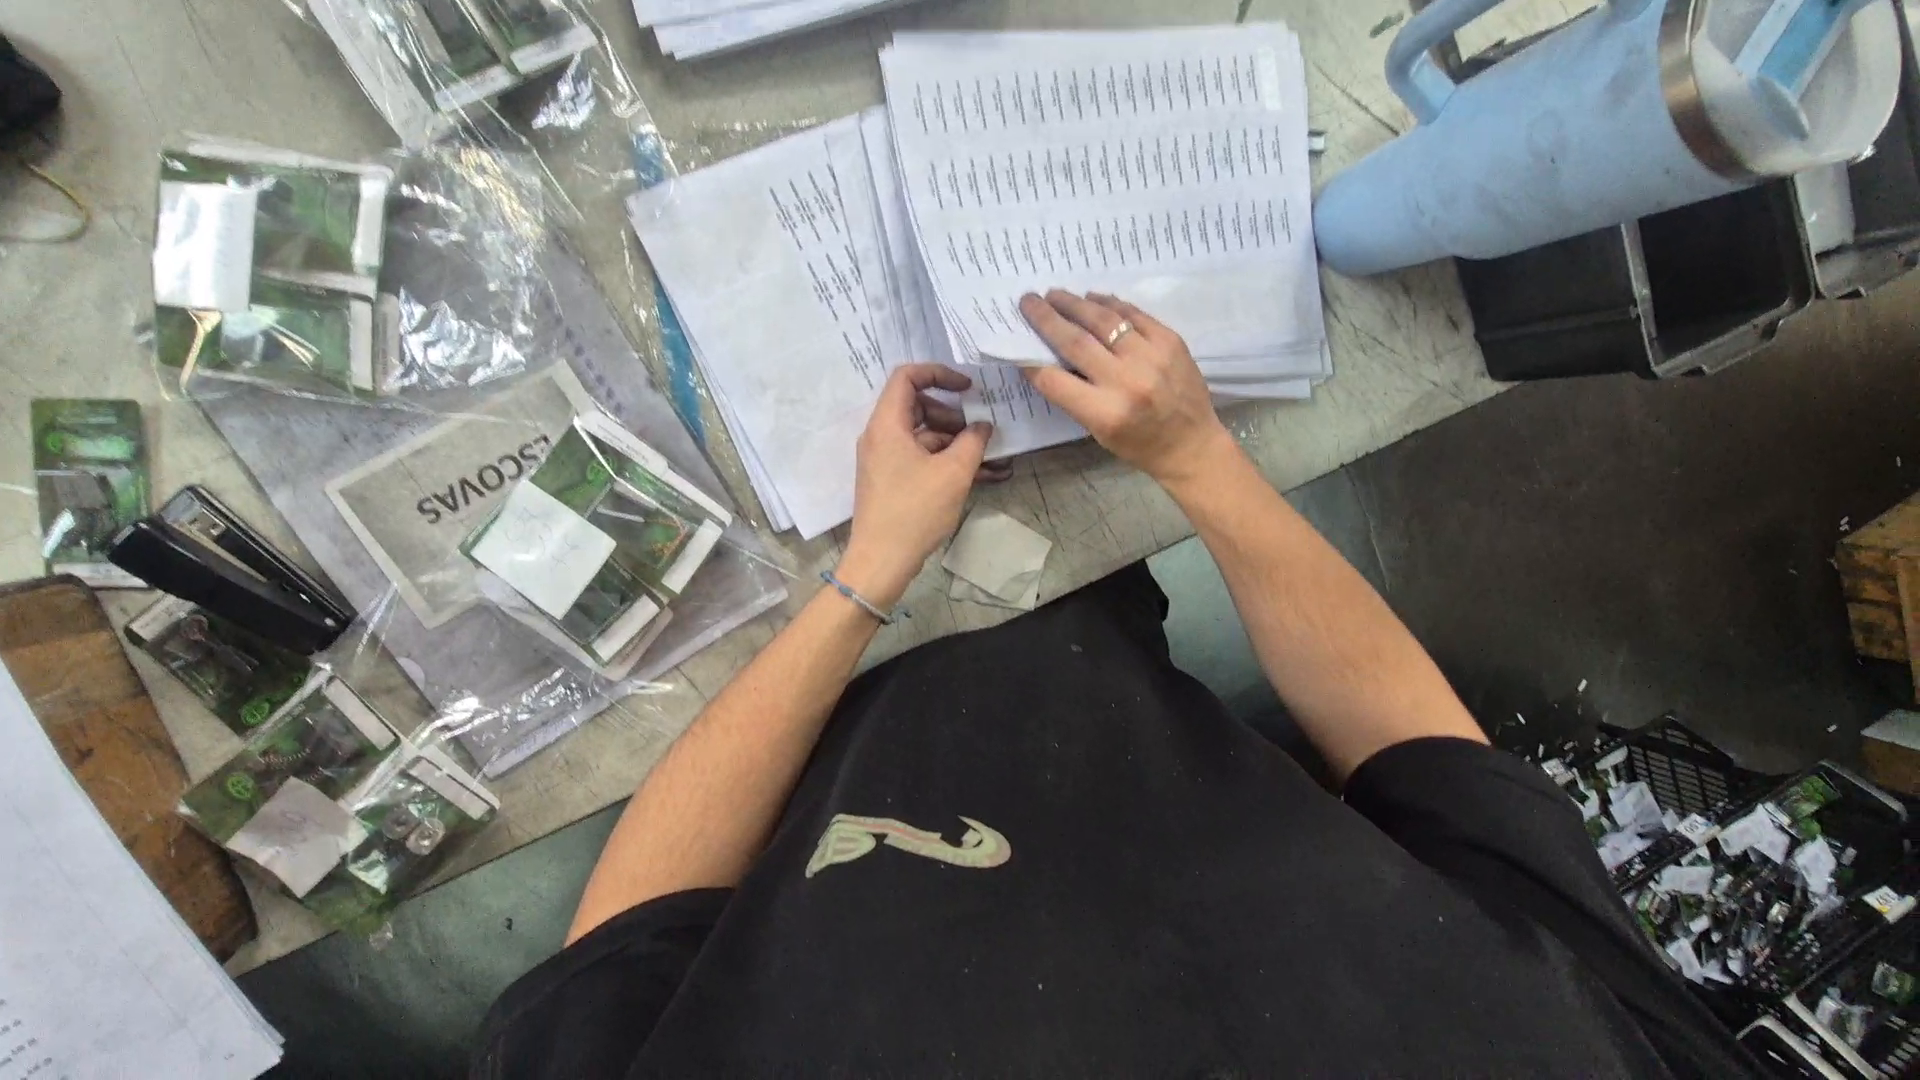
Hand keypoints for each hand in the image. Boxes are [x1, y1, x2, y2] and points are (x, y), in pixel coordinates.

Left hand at [840, 364, 1006, 607]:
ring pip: (922, 436)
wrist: (881, 561)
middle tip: (977, 432)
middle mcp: (880, 436)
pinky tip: (981, 476)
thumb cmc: (915, 511)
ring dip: (955, 443)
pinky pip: (920, 459)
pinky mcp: (890, 481)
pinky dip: (946, 462)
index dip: (938, 373)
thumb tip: (983, 426)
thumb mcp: (953, 473)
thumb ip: (973, 441)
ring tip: (990, 460)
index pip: (907, 377)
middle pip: (917, 406)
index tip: (967, 388)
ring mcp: (884, 460)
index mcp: (887, 424)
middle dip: (952, 414)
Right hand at [1019, 290, 1234, 485]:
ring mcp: (1151, 358)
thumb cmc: (1138, 444)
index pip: (1055, 380)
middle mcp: (1126, 382)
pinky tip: (1093, 298)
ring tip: (1056, 295)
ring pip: (1104, 320)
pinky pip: (1134, 315)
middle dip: (1047, 318)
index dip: (1031, 361)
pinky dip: (1110, 303)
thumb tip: (1048, 357)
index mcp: (1105, 413)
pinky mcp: (1170, 341)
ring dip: (1075, 304)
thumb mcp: (1098, 431)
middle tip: (1029, 301)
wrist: (1191, 444)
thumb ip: (1074, 395)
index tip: (1019, 344)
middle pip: (1076, 341)